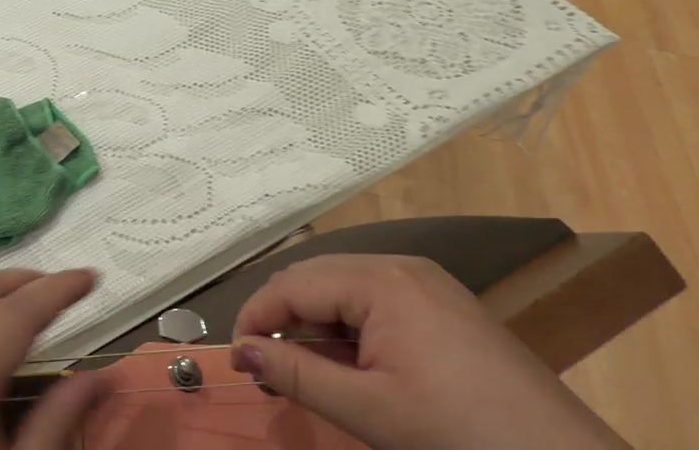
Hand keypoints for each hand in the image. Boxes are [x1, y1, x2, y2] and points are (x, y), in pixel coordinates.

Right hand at [231, 255, 629, 449]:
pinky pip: (378, 300)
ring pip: (345, 288)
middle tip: (267, 368)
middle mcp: (401, 265)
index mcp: (380, 279)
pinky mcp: (447, 305)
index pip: (292, 284)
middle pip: (316, 277)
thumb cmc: (461, 433)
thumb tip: (241, 351)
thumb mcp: (369, 409)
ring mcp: (428, 282)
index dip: (256, 317)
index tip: (238, 359)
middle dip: (284, 318)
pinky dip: (352, 327)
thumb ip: (297, 374)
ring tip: (307, 372)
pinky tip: (354, 366)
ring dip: (317, 324)